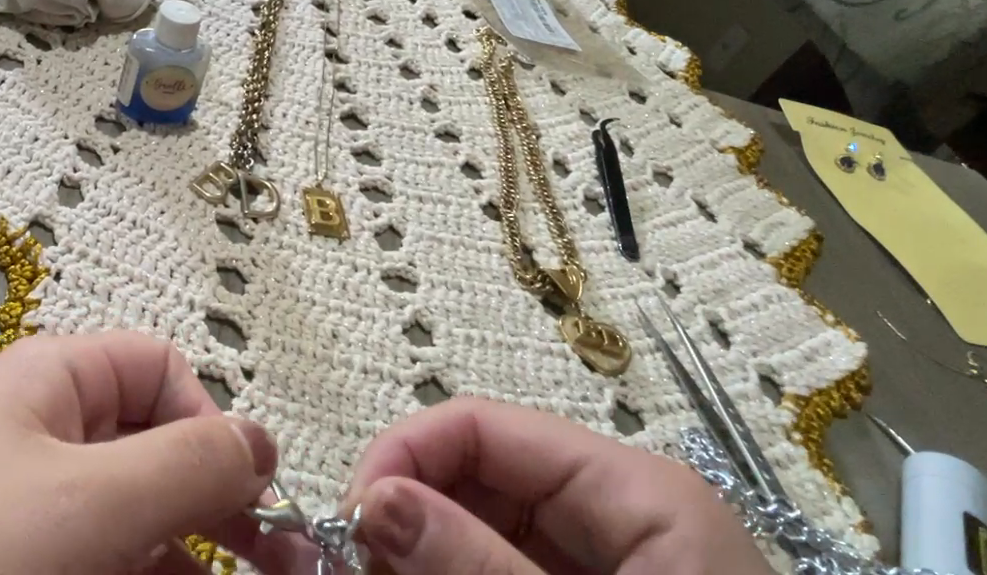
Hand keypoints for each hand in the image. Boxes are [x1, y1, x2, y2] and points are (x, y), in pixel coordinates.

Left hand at [0, 332, 277, 574]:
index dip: (209, 426)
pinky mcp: (20, 557)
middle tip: (285, 565)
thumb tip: (264, 440)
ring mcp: (33, 503)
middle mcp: (50, 430)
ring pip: (134, 516)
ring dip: (189, 554)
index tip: (242, 500)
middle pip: (156, 449)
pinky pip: (100, 554)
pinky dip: (143, 572)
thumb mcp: (87, 499)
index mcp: (59, 379)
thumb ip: (185, 467)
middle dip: (218, 504)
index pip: (162, 372)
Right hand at [343, 398, 766, 574]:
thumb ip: (478, 567)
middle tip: (356, 566)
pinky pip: (499, 561)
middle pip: (475, 473)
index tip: (351, 519)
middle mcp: (615, 508)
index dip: (404, 454)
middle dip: (407, 512)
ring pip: (478, 521)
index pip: (481, 425)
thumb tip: (371, 500)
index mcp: (634, 489)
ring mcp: (604, 557)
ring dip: (422, 550)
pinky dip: (452, 573)